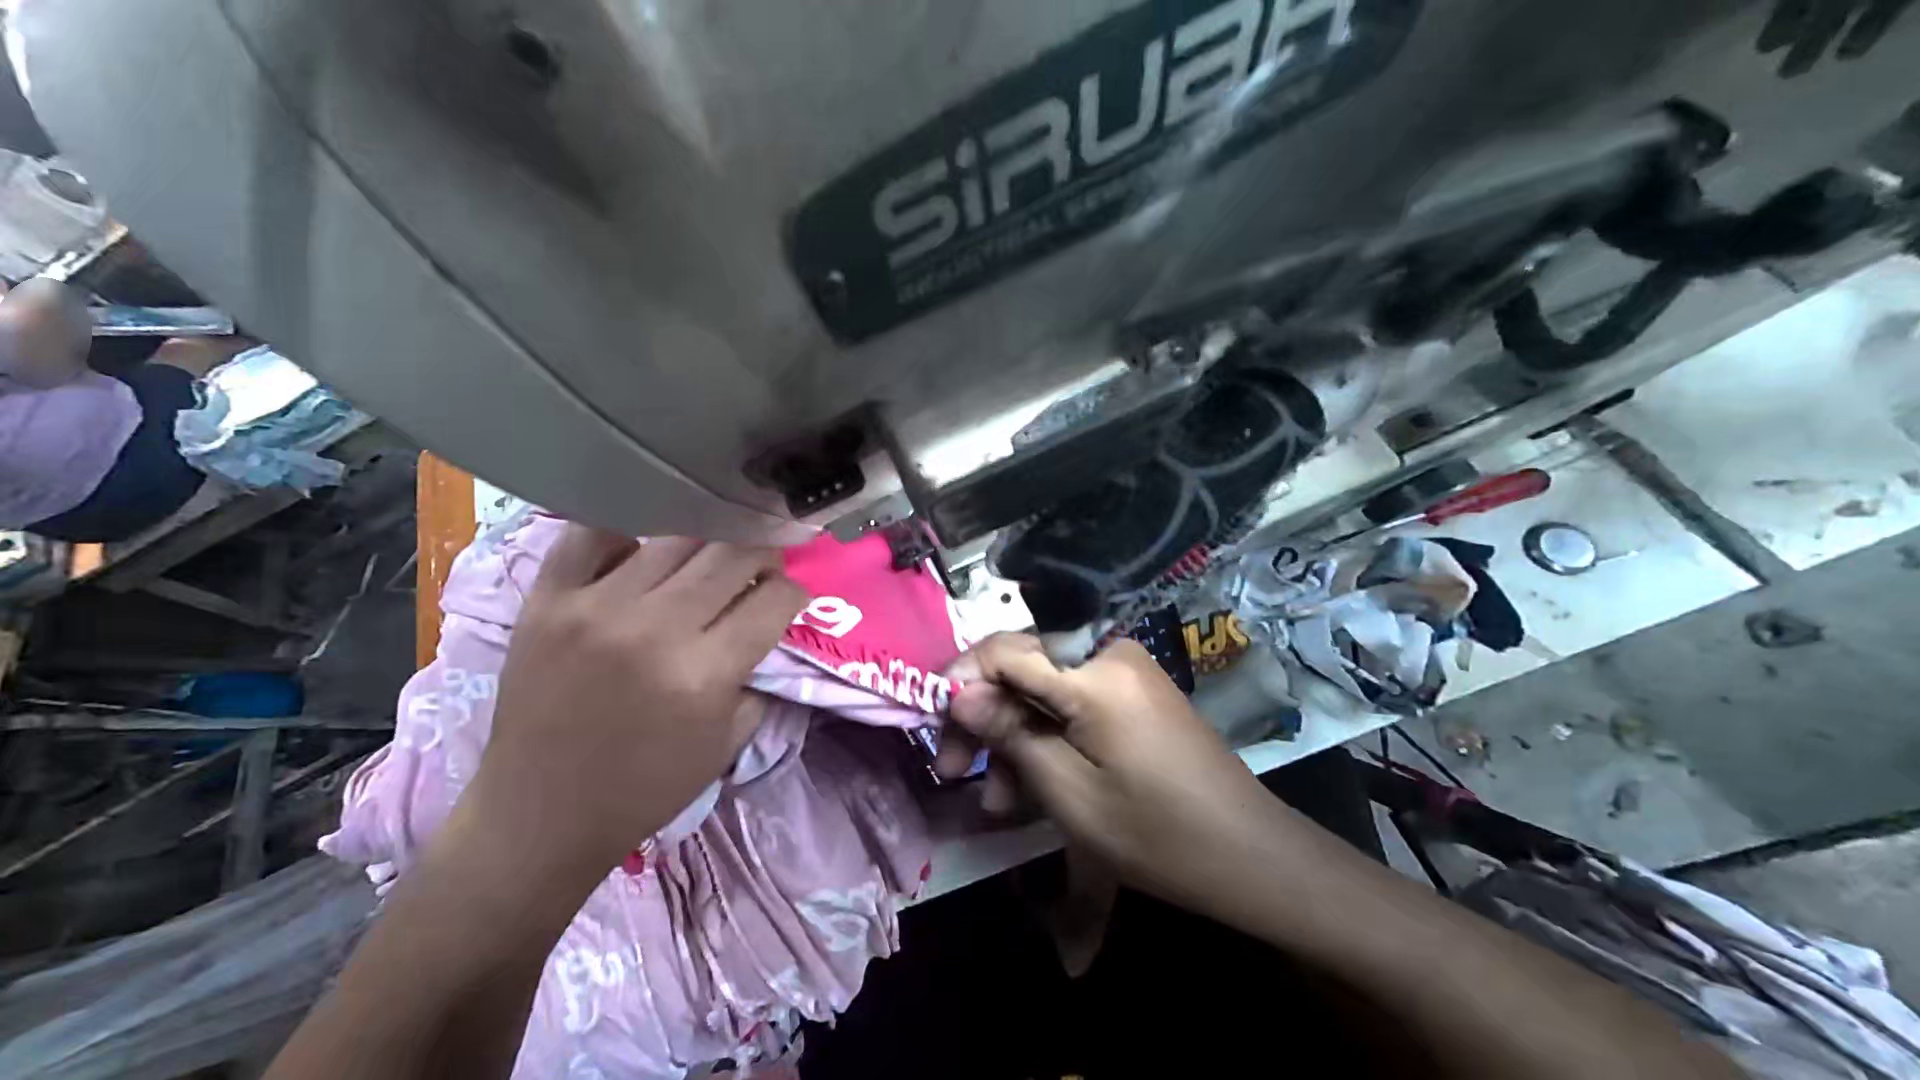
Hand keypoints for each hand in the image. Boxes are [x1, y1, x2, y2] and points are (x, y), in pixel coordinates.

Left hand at [470, 527, 807, 876]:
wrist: (540, 813)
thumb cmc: (646, 787)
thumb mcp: (727, 742)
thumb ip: (756, 675)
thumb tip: (769, 620)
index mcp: (703, 673)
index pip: (773, 599)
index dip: (795, 591)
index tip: (792, 593)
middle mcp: (653, 630)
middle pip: (732, 555)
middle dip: (762, 554)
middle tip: (763, 564)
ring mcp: (595, 608)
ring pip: (675, 537)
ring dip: (707, 543)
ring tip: (709, 558)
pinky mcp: (546, 601)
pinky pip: (592, 535)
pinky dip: (626, 535)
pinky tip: (640, 551)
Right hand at [939, 634, 1288, 916]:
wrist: (1251, 858)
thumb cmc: (1155, 833)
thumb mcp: (1067, 791)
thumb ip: (1008, 733)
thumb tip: (956, 694)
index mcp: (1094, 671)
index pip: (1003, 650)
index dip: (960, 682)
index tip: (935, 729)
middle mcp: (1108, 655)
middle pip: (1022, 668)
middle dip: (984, 718)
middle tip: (955, 772)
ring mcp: (1124, 675)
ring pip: (1043, 692)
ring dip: (1013, 738)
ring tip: (995, 801)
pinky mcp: (1133, 697)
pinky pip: (1072, 705)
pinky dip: (1047, 740)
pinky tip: (1029, 790)